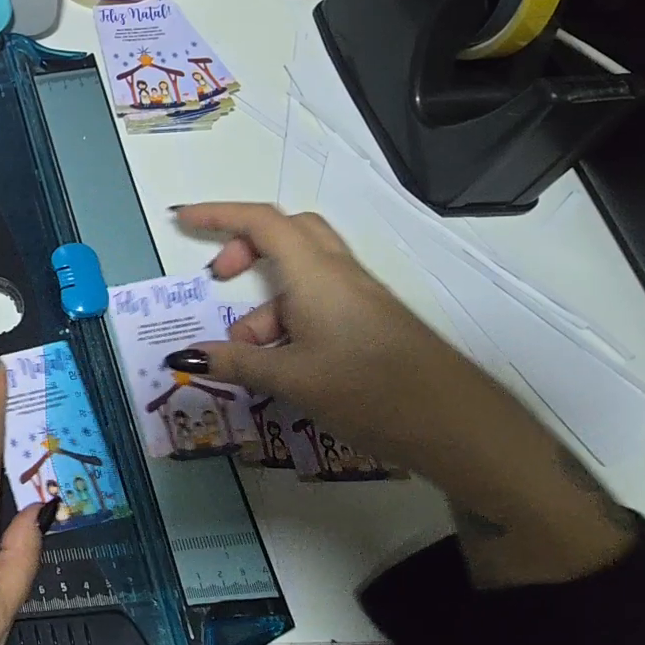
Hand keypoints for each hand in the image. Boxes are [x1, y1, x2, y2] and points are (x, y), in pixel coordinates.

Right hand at [173, 203, 635, 587]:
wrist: (463, 430)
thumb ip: (235, 362)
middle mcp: (339, 276)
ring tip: (247, 352)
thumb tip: (184, 356)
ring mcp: (359, 300)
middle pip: (288, 234)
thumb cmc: (371, 392)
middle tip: (220, 279)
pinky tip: (281, 366)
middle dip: (246, 246)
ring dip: (264, 302)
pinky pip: (317, 304)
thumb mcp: (291, 379)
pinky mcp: (370, 324)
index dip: (218, 214)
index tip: (182, 220)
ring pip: (301, 277)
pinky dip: (287, 321)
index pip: (263, 223)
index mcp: (317, 276)